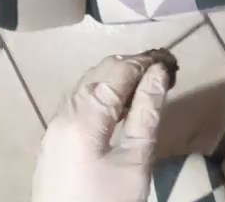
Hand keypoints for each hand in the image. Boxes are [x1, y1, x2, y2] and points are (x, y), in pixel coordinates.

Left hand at [32, 51, 173, 201]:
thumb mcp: (135, 162)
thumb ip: (147, 112)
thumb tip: (159, 72)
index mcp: (82, 115)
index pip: (119, 70)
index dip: (146, 62)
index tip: (171, 64)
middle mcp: (63, 114)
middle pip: (100, 73)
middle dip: (132, 69)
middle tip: (163, 77)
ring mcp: (53, 129)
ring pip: (87, 87)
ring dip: (116, 82)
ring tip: (146, 90)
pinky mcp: (53, 145)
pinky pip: (78, 105)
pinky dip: (101, 98)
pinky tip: (120, 111)